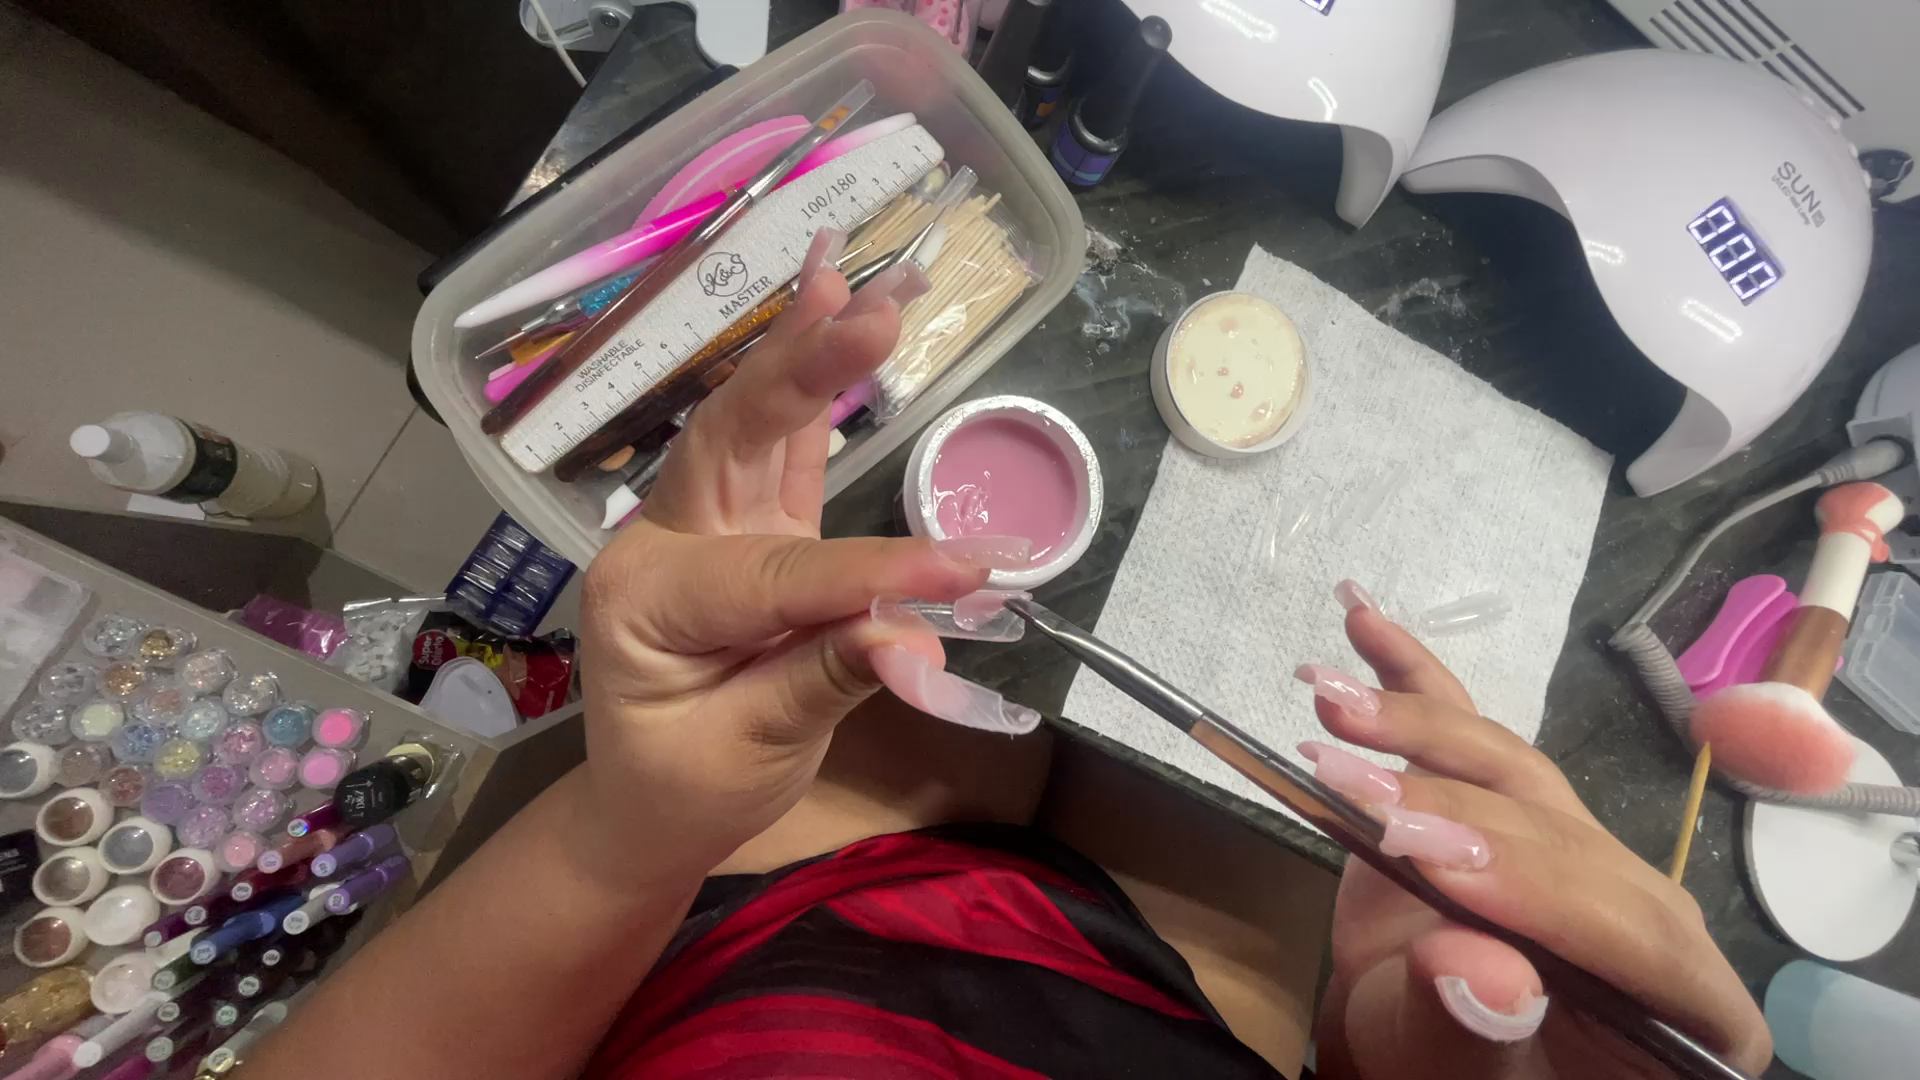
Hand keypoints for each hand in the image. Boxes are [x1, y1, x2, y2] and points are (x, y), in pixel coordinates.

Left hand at [577, 229, 1034, 885]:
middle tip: (874, 314)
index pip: (777, 575)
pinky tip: (832, 324)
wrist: (651, 801)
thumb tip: (915, 634)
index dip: (875, 573)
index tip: (968, 573)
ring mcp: (707, 527)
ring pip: (750, 425)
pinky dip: (807, 389)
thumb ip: (825, 680)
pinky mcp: (749, 527)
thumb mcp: (750, 752)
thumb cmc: (687, 788)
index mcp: (647, 600)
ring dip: (803, 351)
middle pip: (732, 440)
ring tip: (847, 280)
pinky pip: (776, 449)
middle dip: (802, 373)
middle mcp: (666, 542)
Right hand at [1302, 582, 1770, 1078]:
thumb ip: (1475, 1027)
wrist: (1414, 1033)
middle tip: (1336, 773)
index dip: (1518, 878)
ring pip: (1498, 757)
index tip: (1408, 846)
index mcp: (1676, 993)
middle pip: (1545, 821)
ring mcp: (1556, 830)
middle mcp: (1630, 896)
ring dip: (1410, 720)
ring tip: (1329, 698)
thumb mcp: (1453, 1076)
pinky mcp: (1486, 792)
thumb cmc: (1446, 1073)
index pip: (1616, 921)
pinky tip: (1362, 616)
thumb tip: (1477, 966)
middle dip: (1435, 791)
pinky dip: (1407, 666)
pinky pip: (1459, 718)